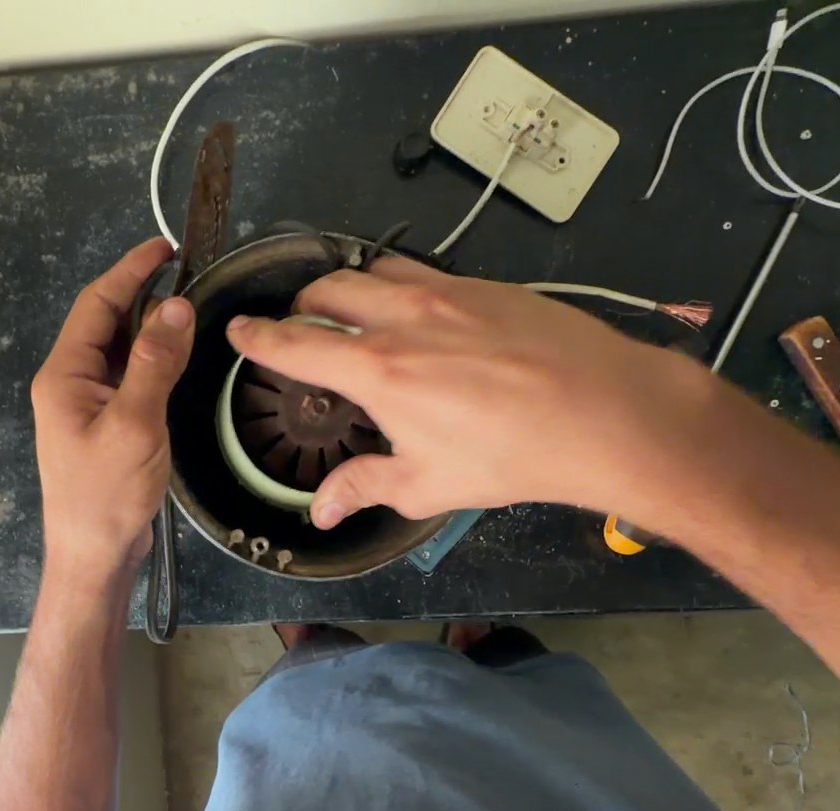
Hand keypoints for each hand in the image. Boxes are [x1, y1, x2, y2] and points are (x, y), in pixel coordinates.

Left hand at [31, 238, 193, 581]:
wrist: (94, 555)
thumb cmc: (106, 494)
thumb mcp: (134, 424)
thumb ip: (153, 364)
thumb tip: (176, 307)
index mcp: (64, 374)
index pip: (97, 305)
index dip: (130, 270)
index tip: (166, 247)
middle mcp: (70, 383)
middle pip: (106, 324)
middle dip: (144, 297)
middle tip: (190, 279)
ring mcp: (87, 407)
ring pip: (119, 352)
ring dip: (151, 331)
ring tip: (191, 313)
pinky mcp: (106, 427)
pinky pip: (129, 380)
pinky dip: (153, 362)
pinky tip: (178, 360)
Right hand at [223, 256, 725, 528]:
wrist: (602, 412)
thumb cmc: (509, 456)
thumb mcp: (426, 484)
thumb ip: (362, 488)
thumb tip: (320, 512)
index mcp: (377, 372)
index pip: (296, 345)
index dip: (258, 336)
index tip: (238, 329)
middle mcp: (402, 320)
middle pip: (327, 292)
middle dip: (301, 306)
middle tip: (299, 326)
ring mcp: (445, 293)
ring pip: (372, 270)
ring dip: (346, 286)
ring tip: (348, 310)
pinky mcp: (483, 285)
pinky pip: (421, 270)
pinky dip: (396, 282)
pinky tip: (413, 306)